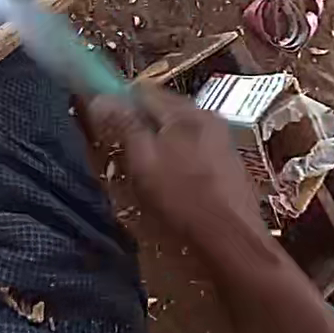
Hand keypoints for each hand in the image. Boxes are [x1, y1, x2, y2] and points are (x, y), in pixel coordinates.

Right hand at [82, 85, 270, 257]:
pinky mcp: (231, 163)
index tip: (104, 124)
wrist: (234, 242)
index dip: (119, 102)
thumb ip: (124, 126)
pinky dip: (180, 156)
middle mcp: (208, 116)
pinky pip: (196, 147)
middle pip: (164, 108)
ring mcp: (223, 139)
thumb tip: (100, 98)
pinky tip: (174, 182)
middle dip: (141, 123)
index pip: (144, 90)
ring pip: (180, 129)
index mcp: (186, 111)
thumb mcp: (144, 162)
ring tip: (147, 171)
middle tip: (123, 152)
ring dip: (161, 141)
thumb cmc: (183, 201)